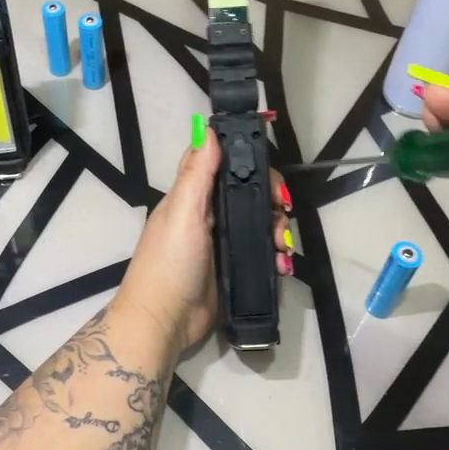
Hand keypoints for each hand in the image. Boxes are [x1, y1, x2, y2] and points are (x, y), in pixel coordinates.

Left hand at [113, 135, 292, 358]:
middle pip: (251, 195)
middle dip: (273, 200)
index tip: (271, 171)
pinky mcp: (234, 269)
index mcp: (193, 197)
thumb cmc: (169, 262)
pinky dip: (275, 255)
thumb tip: (207, 128)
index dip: (249, 162)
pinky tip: (281, 264)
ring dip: (279, 230)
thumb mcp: (182, 212)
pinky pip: (261, 253)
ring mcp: (222, 243)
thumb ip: (197, 173)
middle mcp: (209, 216)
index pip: (224, 165)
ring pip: (261, 224)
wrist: (164, 321)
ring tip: (283, 247)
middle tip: (284, 212)